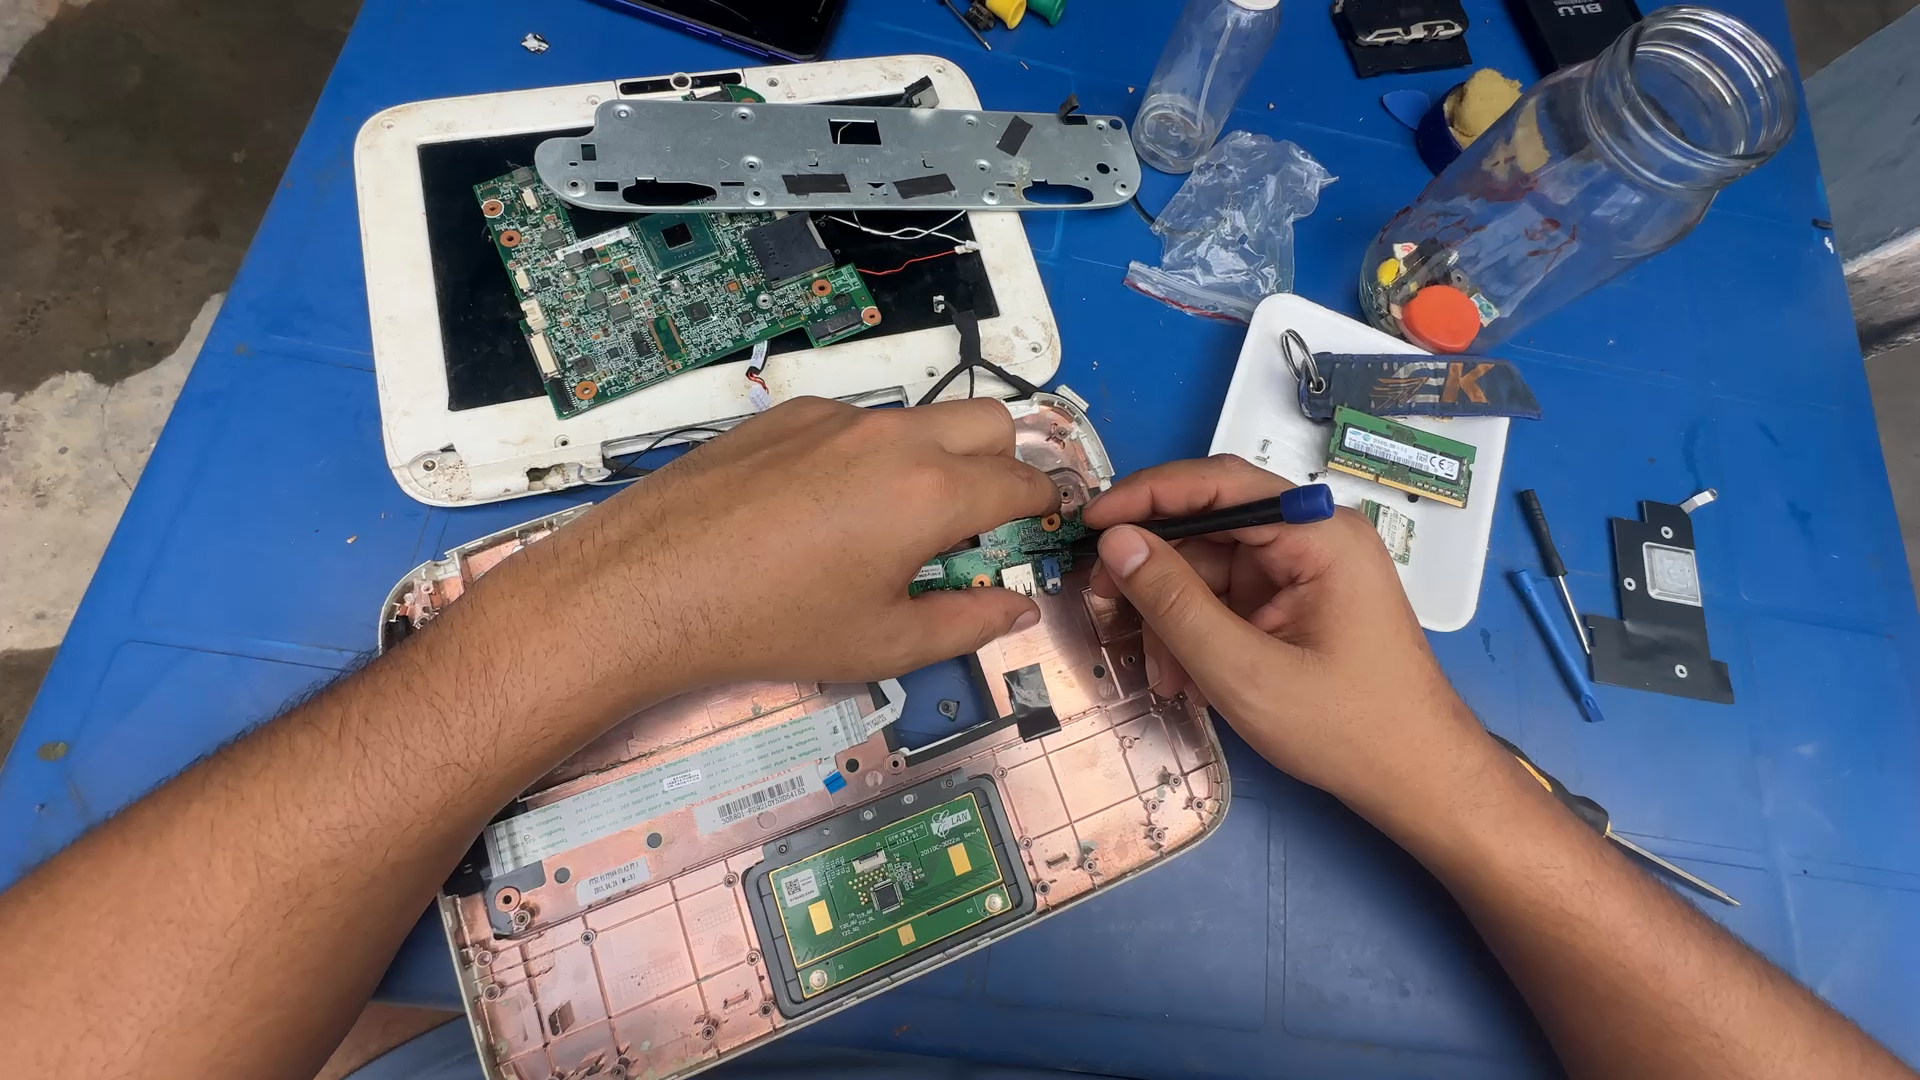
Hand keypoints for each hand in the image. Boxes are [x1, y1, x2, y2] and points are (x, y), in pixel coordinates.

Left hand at [475, 397, 1057, 718]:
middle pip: (991, 421)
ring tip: (892, 517)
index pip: (1022, 480)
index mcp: (930, 493)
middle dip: (1004, 464)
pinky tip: (823, 502)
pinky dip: (874, 452)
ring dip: (938, 456)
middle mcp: (894, 437)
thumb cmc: (777, 626)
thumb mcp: (884, 643)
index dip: (1045, 502)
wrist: (648, 587)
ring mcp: (836, 415)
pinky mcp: (788, 413)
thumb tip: (1019, 607)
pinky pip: (859, 420)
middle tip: (975, 519)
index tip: (1042, 520)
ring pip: (923, 418)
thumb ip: (968, 622)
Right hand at [1085, 455, 1494, 820]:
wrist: (1418, 783)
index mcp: (1317, 533)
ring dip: (1170, 615)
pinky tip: (1182, 675)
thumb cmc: (1345, 728)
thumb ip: (1173, 602)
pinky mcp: (1290, 600)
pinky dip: (1193, 631)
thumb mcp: (1242, 670)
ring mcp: (1300, 570)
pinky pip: (1222, 598)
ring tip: (1158, 672)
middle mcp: (1310, 537)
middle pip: (1206, 528)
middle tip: (1102, 601)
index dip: (1147, 495)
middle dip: (1152, 569)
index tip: (1091, 523)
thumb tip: (1115, 542)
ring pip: (1206, 569)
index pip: (1219, 483)